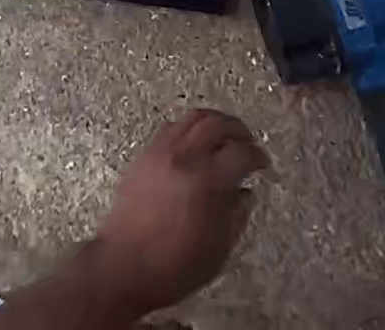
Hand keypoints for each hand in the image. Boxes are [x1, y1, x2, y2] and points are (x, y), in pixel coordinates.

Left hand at [82, 109, 270, 316]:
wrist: (122, 267)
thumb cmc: (170, 266)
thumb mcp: (216, 251)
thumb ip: (237, 216)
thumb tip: (246, 193)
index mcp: (206, 181)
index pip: (240, 153)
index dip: (257, 156)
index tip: (262, 162)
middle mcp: (184, 158)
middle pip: (218, 123)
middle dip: (239, 129)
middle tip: (248, 141)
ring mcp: (162, 152)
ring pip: (194, 117)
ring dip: (216, 120)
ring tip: (225, 133)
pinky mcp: (146, 154)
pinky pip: (173, 126)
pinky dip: (190, 127)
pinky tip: (196, 140)